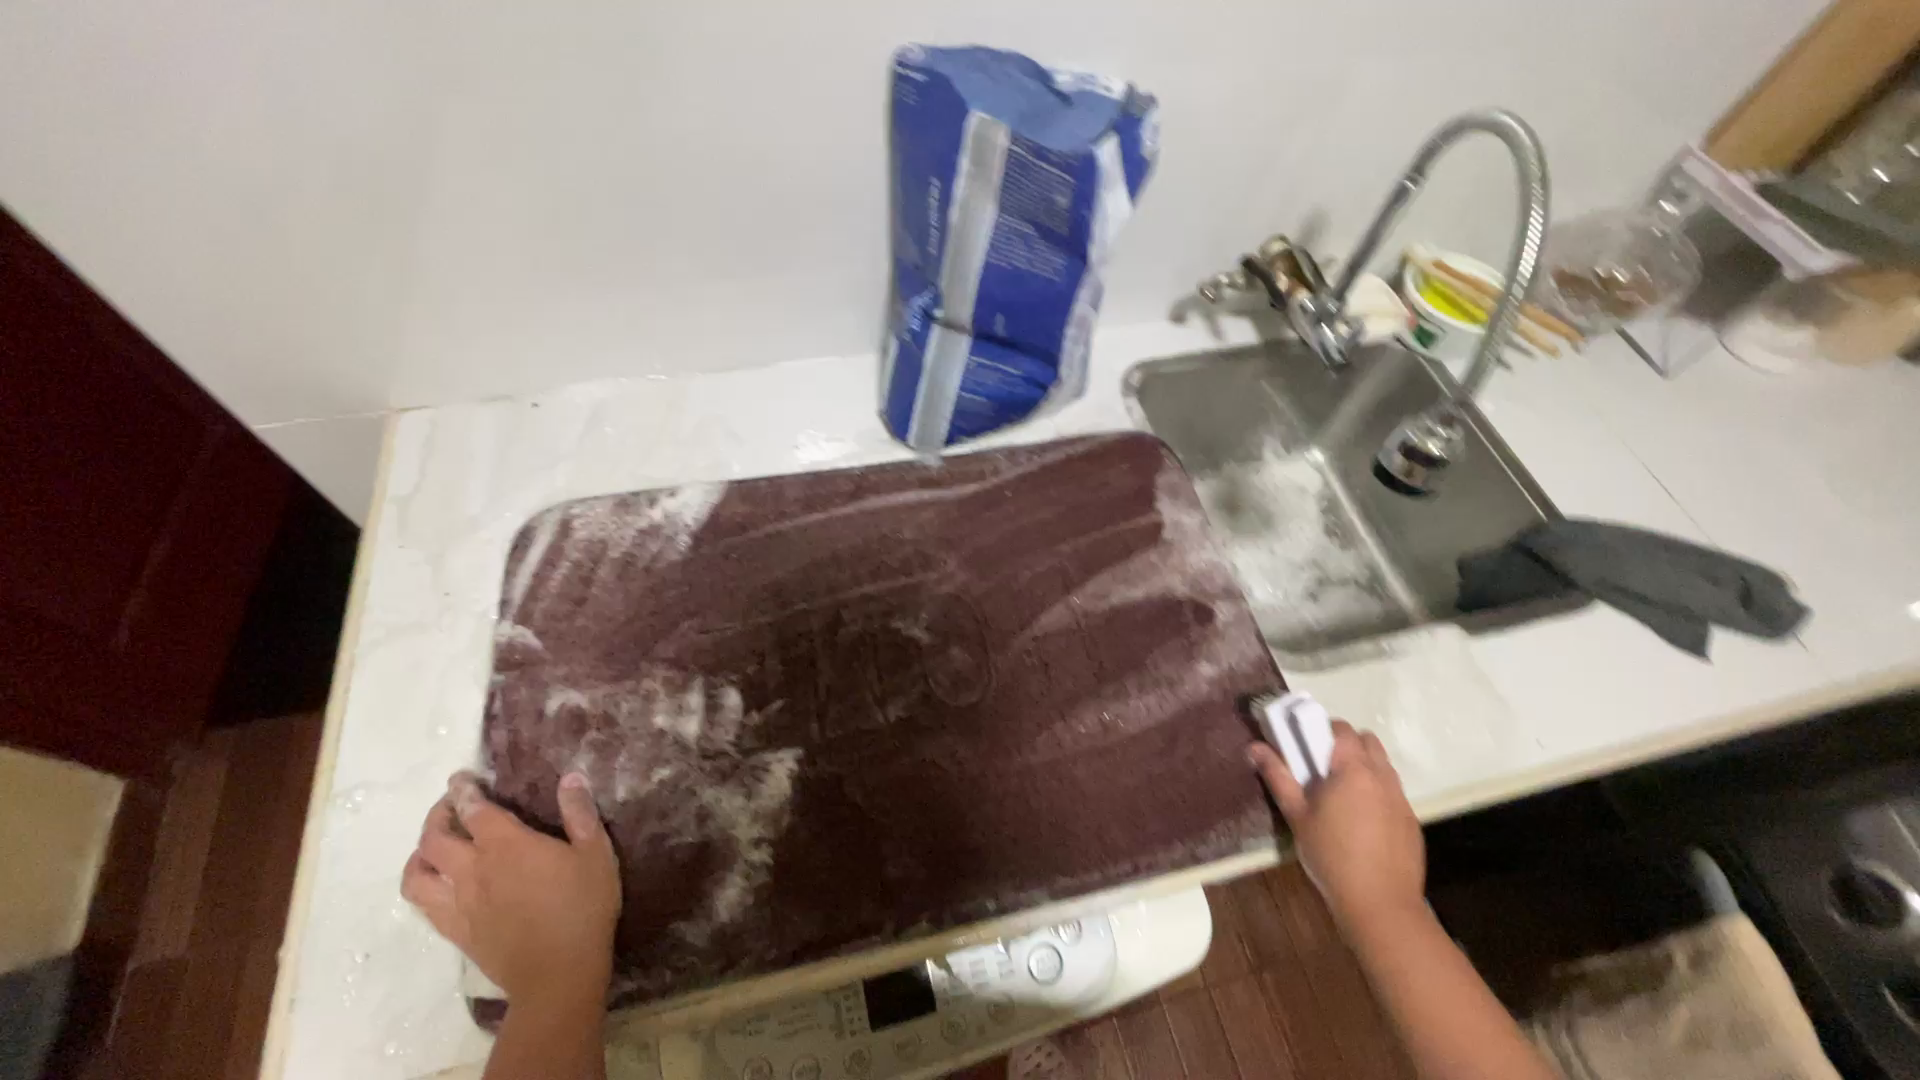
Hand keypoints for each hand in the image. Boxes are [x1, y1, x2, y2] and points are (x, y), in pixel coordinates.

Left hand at [402, 771, 622, 1006]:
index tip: (461, 778)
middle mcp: (473, 869)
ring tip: (434, 844)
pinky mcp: (455, 930)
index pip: (474, 809)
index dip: (464, 790)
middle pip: (436, 837)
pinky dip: (423, 885)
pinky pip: (424, 904)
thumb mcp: (595, 853)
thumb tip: (571, 777)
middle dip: (439, 815)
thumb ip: (580, 813)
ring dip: (421, 852)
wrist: (558, 972)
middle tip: (450, 805)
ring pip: (418, 873)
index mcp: (507, 845)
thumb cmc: (583, 907)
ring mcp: (459, 902)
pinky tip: (438, 883)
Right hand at [1248, 720, 1424, 935]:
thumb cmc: (1330, 855)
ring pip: (1383, 766)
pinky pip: (1393, 792)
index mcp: (1353, 769)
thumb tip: (1254, 747)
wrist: (1380, 904)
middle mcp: (1382, 777)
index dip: (1324, 730)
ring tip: (1341, 795)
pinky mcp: (1411, 821)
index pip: (1342, 729)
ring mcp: (1401, 799)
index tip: (1306, 746)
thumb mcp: (1296, 815)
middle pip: (1369, 741)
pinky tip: (1362, 822)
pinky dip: (1377, 793)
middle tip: (1322, 768)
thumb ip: (1278, 776)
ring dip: (1364, 767)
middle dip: (1346, 745)